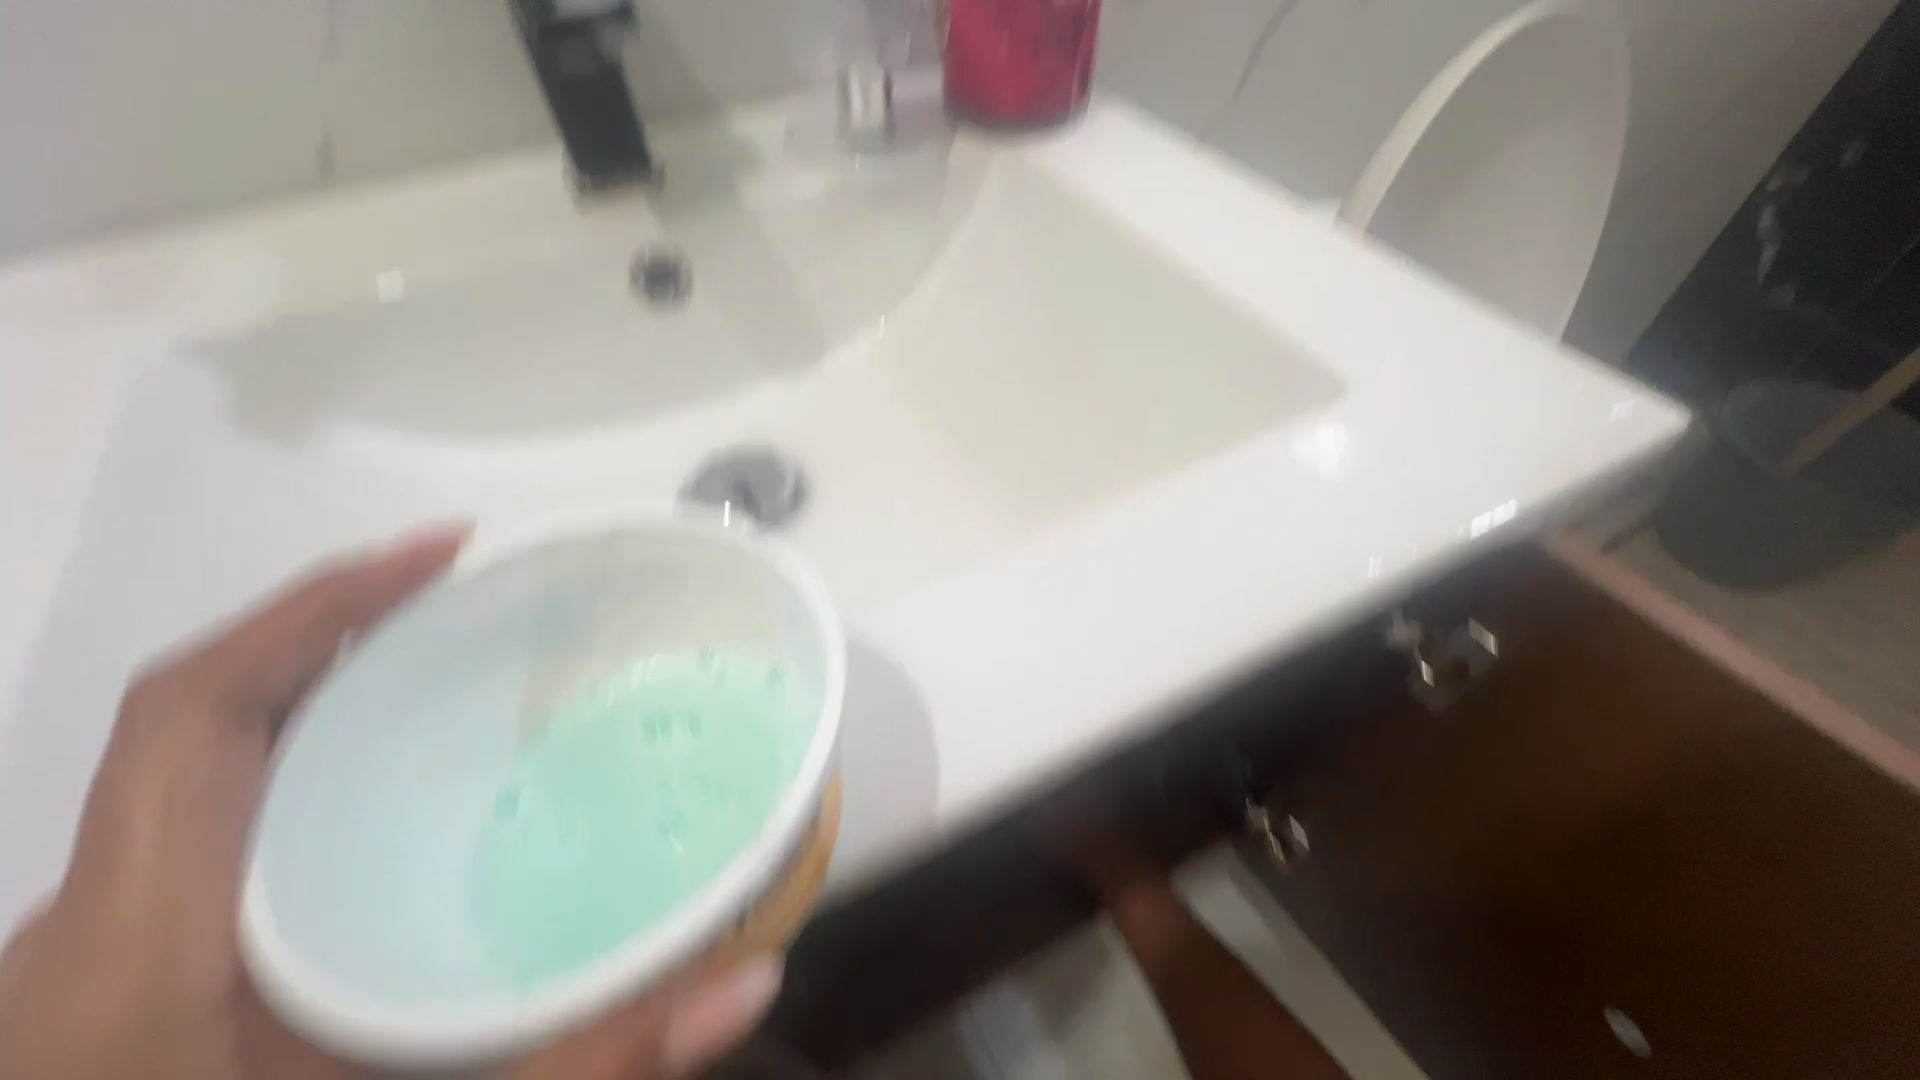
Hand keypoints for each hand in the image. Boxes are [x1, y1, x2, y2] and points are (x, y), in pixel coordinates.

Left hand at [0, 529, 780, 1078]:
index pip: (194, 713)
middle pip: (208, 711)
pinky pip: (212, 806)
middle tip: (472, 595)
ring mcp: (106, 938)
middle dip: (339, 628)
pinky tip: (390, 767)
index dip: (316, 607)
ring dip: (320, 683)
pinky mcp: (131, 958)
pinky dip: (300, 750)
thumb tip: (753, 978)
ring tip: (443, 653)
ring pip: (206, 758)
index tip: (443, 551)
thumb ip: (595, 1057)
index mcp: (145, 946)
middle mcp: (103, 920)